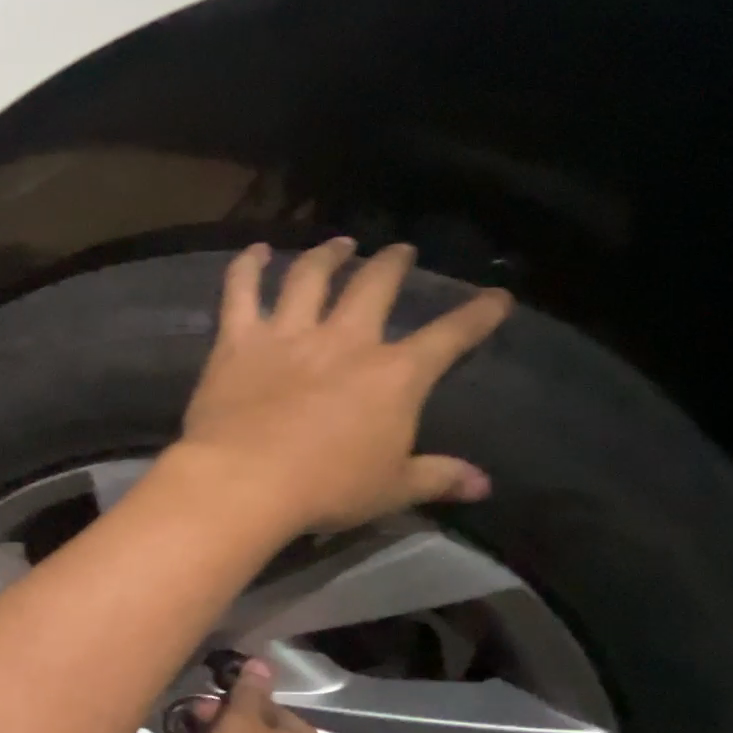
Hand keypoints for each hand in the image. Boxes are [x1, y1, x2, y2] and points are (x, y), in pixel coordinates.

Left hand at [178, 238, 511, 532]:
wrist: (244, 478)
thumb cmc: (325, 489)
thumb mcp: (391, 489)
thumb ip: (437, 478)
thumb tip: (483, 484)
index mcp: (395, 375)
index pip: (449, 336)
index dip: (477, 315)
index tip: (495, 297)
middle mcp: (344, 340)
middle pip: (375, 286)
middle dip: (393, 264)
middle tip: (400, 251)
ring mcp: (288, 334)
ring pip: (310, 276)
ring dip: (327, 254)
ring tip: (338, 243)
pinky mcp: (238, 340)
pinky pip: (240, 290)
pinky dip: (247, 265)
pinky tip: (255, 251)